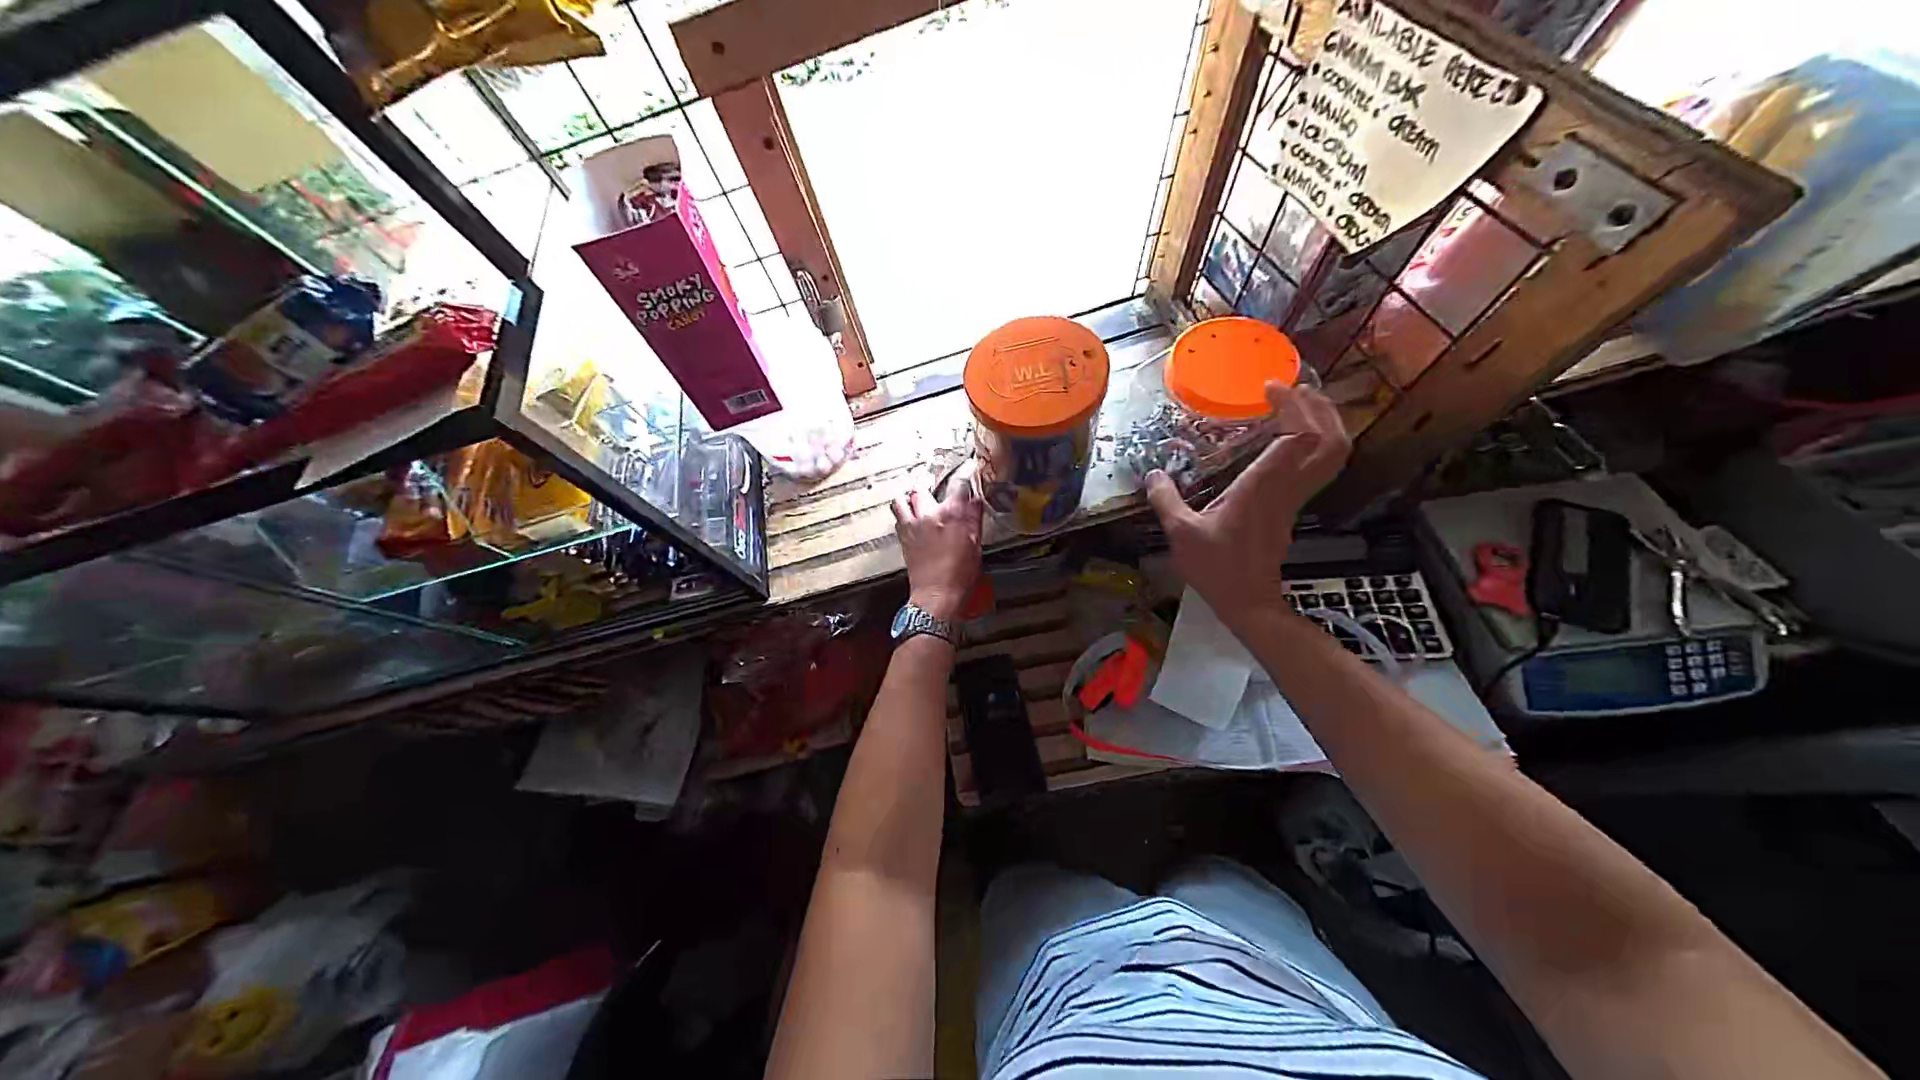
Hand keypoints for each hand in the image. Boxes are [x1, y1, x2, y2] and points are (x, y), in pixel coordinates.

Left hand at [893, 477, 983, 621]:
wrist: (937, 595)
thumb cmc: (959, 575)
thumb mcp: (975, 544)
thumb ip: (973, 518)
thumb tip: (975, 501)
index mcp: (952, 514)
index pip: (959, 484)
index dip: (964, 475)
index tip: (967, 472)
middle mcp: (929, 514)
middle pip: (923, 486)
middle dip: (930, 482)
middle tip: (936, 484)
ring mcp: (913, 524)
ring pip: (903, 498)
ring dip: (910, 496)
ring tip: (918, 496)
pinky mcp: (904, 536)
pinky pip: (898, 516)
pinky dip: (903, 512)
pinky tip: (911, 516)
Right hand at [1144, 382, 1350, 629]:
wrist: (1248, 602)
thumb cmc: (1216, 568)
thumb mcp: (1181, 533)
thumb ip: (1166, 500)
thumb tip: (1153, 474)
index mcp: (1262, 488)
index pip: (1297, 438)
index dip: (1291, 406)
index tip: (1268, 389)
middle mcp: (1286, 488)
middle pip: (1329, 441)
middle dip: (1319, 408)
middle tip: (1295, 388)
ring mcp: (1295, 498)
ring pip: (1333, 454)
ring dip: (1326, 423)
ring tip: (1302, 403)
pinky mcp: (1293, 506)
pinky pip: (1320, 465)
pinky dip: (1316, 441)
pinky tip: (1292, 435)